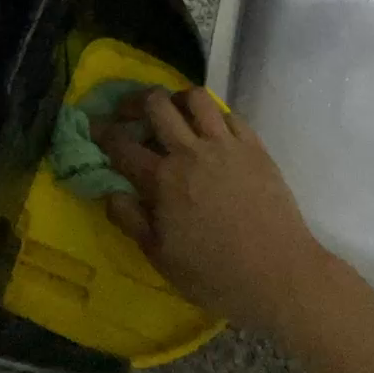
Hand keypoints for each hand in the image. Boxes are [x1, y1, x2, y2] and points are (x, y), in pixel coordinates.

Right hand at [97, 87, 334, 334]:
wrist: (280, 274)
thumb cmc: (216, 274)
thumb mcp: (162, 259)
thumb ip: (131, 221)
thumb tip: (110, 192)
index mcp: (163, 180)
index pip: (122, 145)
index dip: (102, 132)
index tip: (93, 127)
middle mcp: (190, 151)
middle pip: (155, 103)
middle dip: (134, 101)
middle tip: (129, 112)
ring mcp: (225, 143)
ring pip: (195, 97)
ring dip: (176, 99)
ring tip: (172, 112)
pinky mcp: (253, 145)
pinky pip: (229, 114)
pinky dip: (213, 115)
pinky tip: (210, 130)